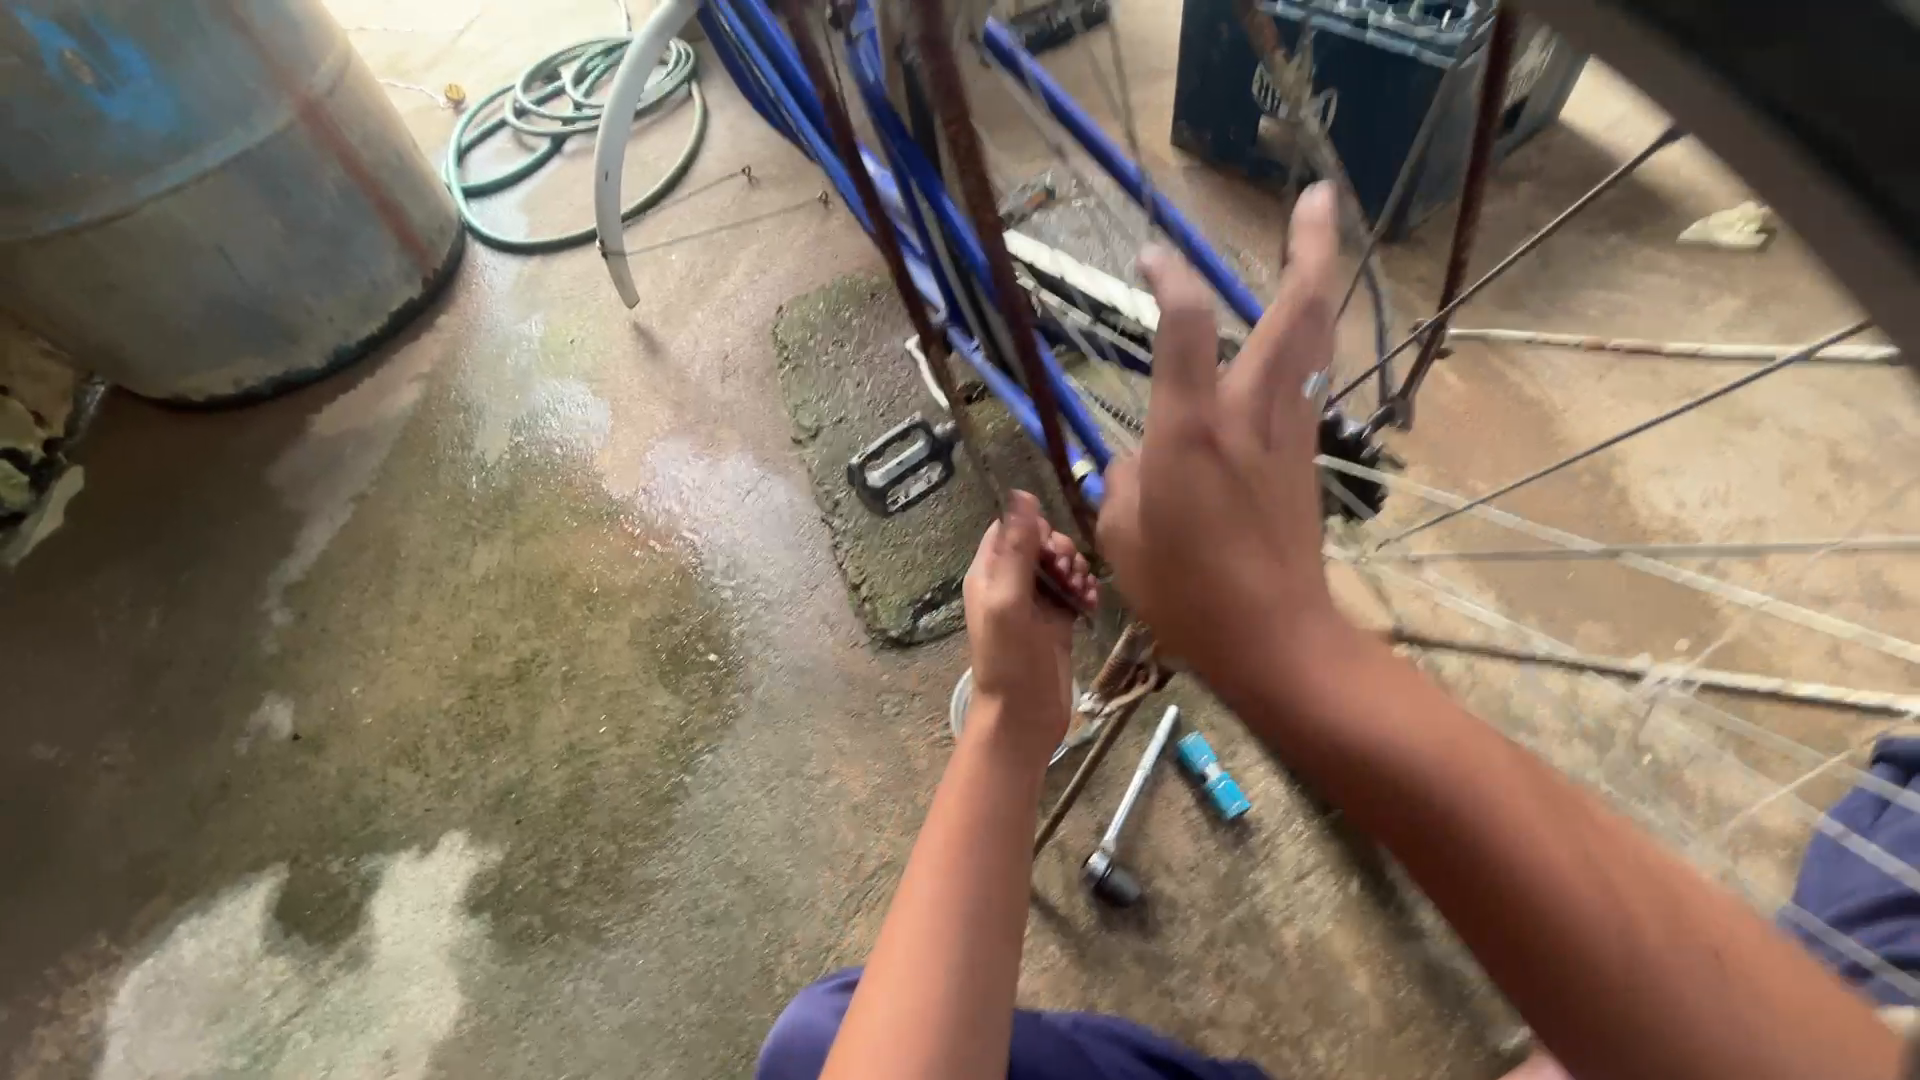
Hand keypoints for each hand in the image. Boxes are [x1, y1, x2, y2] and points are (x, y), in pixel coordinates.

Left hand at [962, 491, 1097, 757]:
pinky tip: (1091, 605)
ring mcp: (1035, 603)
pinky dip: (1085, 591)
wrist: (1024, 715)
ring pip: (1060, 565)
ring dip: (1077, 570)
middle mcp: (1008, 583)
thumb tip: (1021, 494)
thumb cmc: (1009, 659)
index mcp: (988, 573)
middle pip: (1039, 543)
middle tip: (1068, 574)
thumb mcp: (1009, 599)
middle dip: (1060, 550)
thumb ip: (1016, 547)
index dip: (1031, 527)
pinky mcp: (1057, 621)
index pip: (1008, 528)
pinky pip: (1074, 590)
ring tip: (1081, 592)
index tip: (1049, 547)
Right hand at [1096, 182, 1348, 694]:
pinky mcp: (1307, 461)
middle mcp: (1249, 417)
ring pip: (1317, 344)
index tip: (1150, 258)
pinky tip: (1295, 342)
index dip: (1171, 278)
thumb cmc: (1185, 594)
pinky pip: (1309, 386)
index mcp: (1191, 432)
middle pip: (1297, 314)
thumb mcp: (1121, 537)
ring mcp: (1289, 436)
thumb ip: (1120, 483)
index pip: (1188, 327)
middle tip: (1321, 195)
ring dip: (1321, 287)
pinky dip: (1306, 347)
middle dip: (1312, 248)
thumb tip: (1134, 462)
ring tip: (1319, 244)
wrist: (1273, 637)